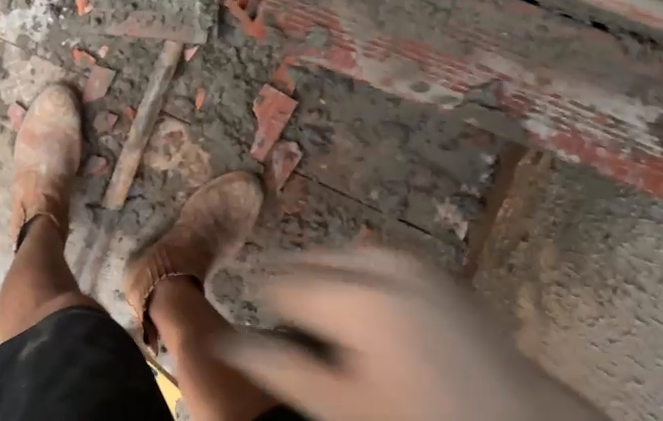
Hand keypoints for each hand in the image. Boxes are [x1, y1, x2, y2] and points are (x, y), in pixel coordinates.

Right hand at [215, 247, 602, 420]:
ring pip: (341, 260)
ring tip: (336, 339)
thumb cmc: (427, 419)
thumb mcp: (344, 406)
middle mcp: (379, 258)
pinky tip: (371, 327)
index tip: (272, 339)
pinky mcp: (436, 271)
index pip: (276, 281)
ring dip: (327, 288)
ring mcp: (412, 260)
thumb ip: (281, 368)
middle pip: (308, 262)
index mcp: (353, 287)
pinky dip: (361, 285)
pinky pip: (375, 265)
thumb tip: (227, 343)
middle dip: (295, 294)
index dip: (266, 311)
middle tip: (304, 343)